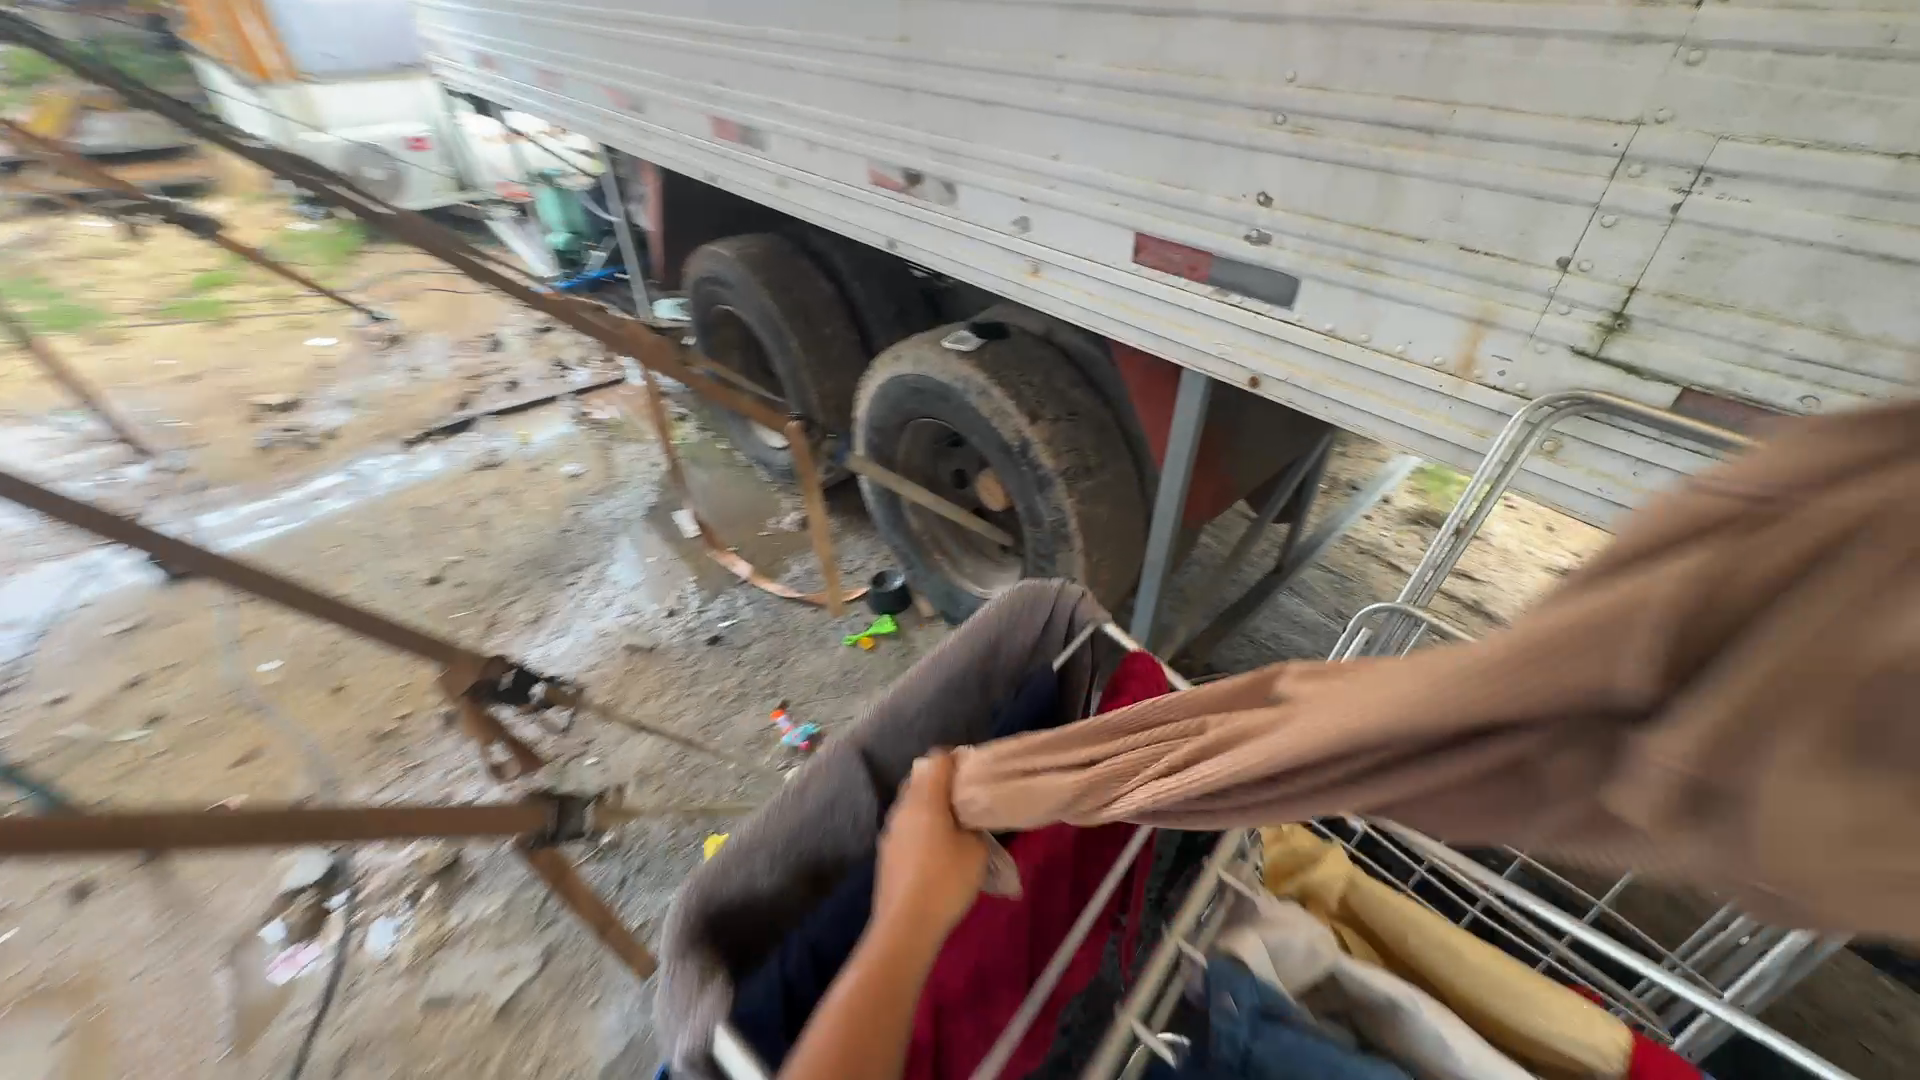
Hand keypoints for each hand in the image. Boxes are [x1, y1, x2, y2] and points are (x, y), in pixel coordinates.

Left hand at [873, 750, 988, 941]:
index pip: (938, 759)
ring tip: (953, 823)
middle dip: (943, 780)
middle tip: (966, 797)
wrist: (905, 925)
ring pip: (911, 801)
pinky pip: (906, 824)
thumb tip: (968, 820)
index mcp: (926, 798)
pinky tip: (935, 847)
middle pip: (921, 777)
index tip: (975, 771)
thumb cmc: (946, 880)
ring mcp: (890, 829)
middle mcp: (903, 806)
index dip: (957, 759)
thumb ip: (975, 825)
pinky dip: (921, 825)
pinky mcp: (886, 850)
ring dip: (930, 804)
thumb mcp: (977, 850)